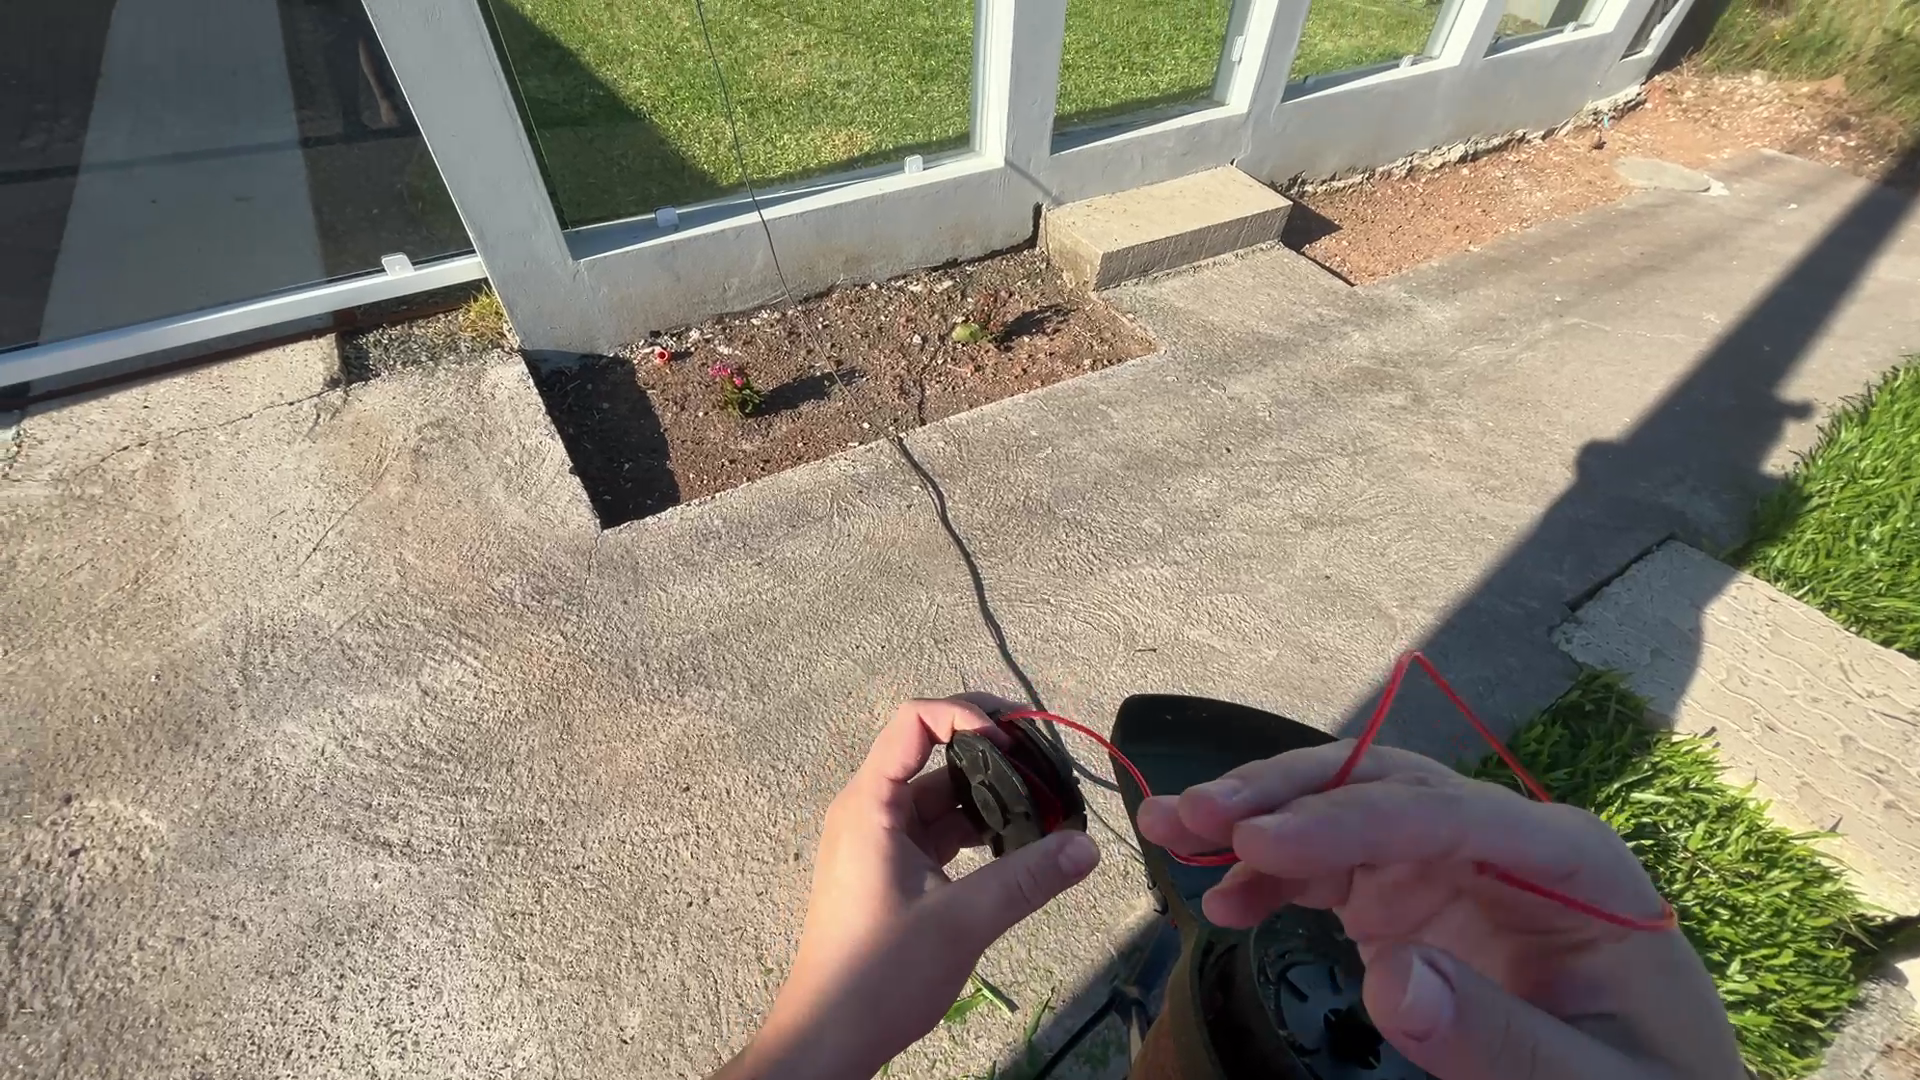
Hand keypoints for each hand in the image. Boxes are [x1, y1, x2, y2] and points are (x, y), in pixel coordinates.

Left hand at [718, 696, 1101, 1079]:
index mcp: (871, 802)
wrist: (827, 1040)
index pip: (914, 721)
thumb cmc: (881, 973)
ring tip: (1043, 806)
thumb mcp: (961, 921)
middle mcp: (872, 806)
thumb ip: (1027, 878)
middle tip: (1044, 764)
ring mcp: (881, 836)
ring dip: (988, 796)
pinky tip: (1015, 842)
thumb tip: (1088, 846)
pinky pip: (938, 828)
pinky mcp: (893, 864)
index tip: (1013, 739)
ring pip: (940, 794)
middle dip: (989, 753)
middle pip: (932, 752)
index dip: (964, 714)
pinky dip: (975, 828)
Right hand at [1137, 742, 1745, 1079]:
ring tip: (1170, 826)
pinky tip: (1226, 902)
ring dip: (1248, 815)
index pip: (1434, 811)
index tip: (1251, 842)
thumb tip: (1386, 977)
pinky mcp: (1401, 882)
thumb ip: (1502, 1040)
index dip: (1336, 820)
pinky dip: (1266, 875)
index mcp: (1561, 854)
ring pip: (1330, 803)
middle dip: (1273, 793)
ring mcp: (1440, 852)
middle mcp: (1491, 829)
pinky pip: (1321, 860)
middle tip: (1191, 812)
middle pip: (1369, 782)